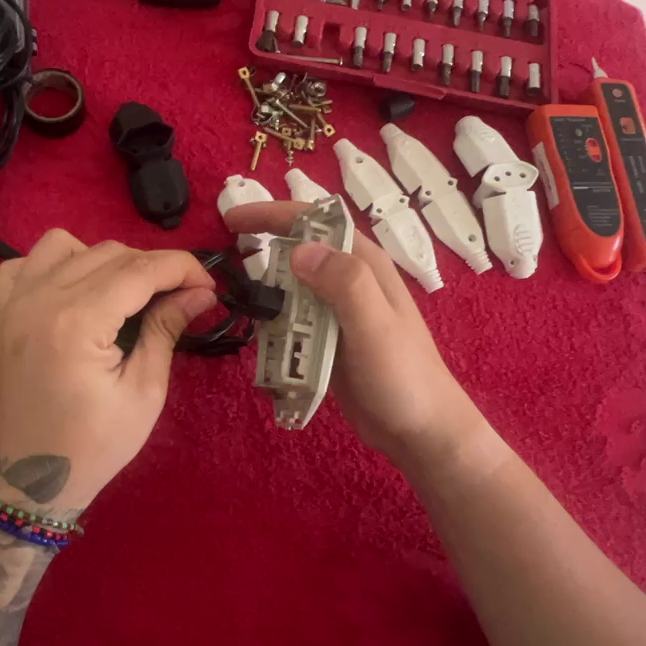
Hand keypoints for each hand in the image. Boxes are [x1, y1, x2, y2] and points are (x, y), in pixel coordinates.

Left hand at [0, 231, 215, 515]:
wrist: (29, 479)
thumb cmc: (93, 446)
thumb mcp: (144, 393)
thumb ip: (166, 331)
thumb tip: (199, 293)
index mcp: (76, 323)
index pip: (140, 270)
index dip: (182, 269)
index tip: (208, 286)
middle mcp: (40, 299)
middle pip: (110, 253)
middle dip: (153, 267)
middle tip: (181, 298)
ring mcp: (14, 302)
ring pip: (68, 245)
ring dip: (106, 259)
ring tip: (128, 294)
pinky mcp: (2, 311)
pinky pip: (29, 261)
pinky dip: (58, 264)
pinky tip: (77, 290)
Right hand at [224, 201, 485, 465]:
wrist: (420, 432)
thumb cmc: (404, 377)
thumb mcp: (375, 326)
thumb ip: (344, 283)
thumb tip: (299, 249)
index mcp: (365, 266)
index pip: (317, 223)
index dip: (274, 214)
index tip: (232, 221)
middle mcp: (350, 282)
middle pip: (300, 251)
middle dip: (263, 250)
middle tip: (225, 262)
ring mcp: (339, 314)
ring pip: (293, 288)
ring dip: (266, 290)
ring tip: (237, 300)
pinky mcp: (329, 343)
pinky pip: (294, 322)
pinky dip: (273, 323)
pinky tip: (258, 335)